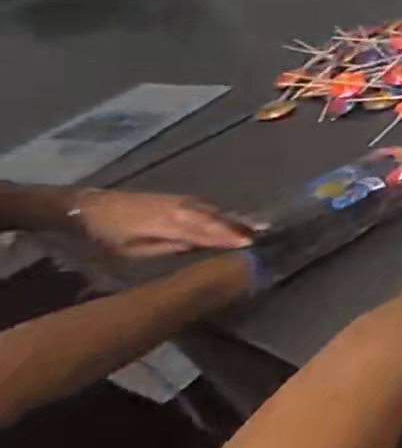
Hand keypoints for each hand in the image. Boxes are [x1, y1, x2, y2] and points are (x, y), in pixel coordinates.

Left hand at [71, 190, 256, 257]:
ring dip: (239, 217)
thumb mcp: (129, 249)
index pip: (207, 232)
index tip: (251, 243)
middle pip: (218, 219)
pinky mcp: (184, 198)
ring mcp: (186, 201)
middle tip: (268, 230)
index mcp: (172, 223)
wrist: (88, 207)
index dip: (229, 238)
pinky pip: (212, 206)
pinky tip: (237, 215)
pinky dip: (227, 211)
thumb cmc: (106, 234)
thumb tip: (197, 246)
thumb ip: (166, 247)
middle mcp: (185, 209)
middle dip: (242, 225)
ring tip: (261, 222)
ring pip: (218, 211)